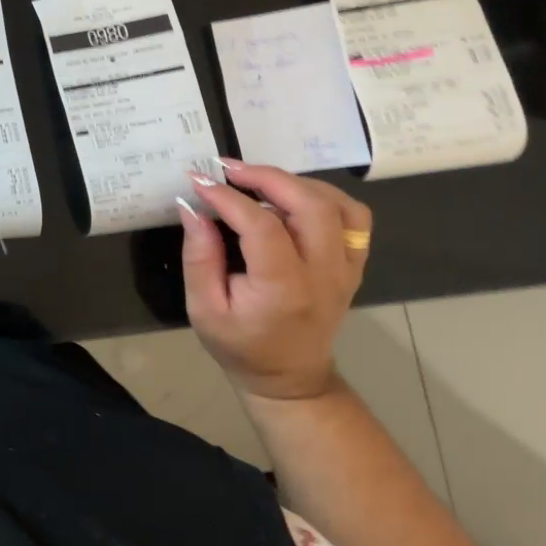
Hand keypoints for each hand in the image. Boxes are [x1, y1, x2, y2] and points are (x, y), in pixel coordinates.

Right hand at [178, 159, 372, 400]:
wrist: (289, 376)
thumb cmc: (238, 344)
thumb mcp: (203, 307)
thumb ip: (200, 256)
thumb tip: (192, 208)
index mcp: (283, 288)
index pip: (262, 226)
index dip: (227, 197)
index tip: (197, 182)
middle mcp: (323, 274)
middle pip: (311, 206)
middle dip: (267, 177)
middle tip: (228, 169)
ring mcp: (345, 268)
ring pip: (338, 206)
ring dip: (296, 183)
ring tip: (257, 180)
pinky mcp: (352, 265)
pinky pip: (353, 218)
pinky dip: (323, 197)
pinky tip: (290, 196)